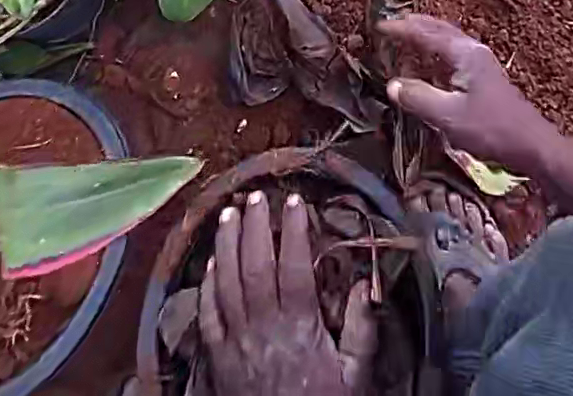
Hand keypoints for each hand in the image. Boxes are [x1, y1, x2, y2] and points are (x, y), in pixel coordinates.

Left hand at [201, 191, 374, 395]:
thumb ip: (363, 329)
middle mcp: (264, 329)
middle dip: (255, 227)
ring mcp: (235, 344)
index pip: (295, 268)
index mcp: (299, 328)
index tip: (294, 200)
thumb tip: (366, 283)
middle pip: (255, 268)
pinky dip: (206, 285)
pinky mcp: (216, 359)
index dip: (294, 231)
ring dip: (226, 244)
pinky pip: (207, 316)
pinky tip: (210, 260)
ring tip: (228, 212)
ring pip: (226, 284)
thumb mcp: (354, 375)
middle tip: (256, 196)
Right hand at [378, 15, 561, 172]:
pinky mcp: (483, 76)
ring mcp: (480, 62)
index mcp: (464, 53)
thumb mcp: (449, 116)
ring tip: (405, 36)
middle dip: (414, 24)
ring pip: (447, 39)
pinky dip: (435, 49)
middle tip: (390, 24)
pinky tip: (428, 62)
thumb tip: (392, 84)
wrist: (532, 145)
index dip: (401, 29)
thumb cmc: (491, 129)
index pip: (426, 33)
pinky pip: (452, 51)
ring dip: (425, 35)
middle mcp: (473, 51)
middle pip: (439, 28)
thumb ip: (418, 98)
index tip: (379, 26)